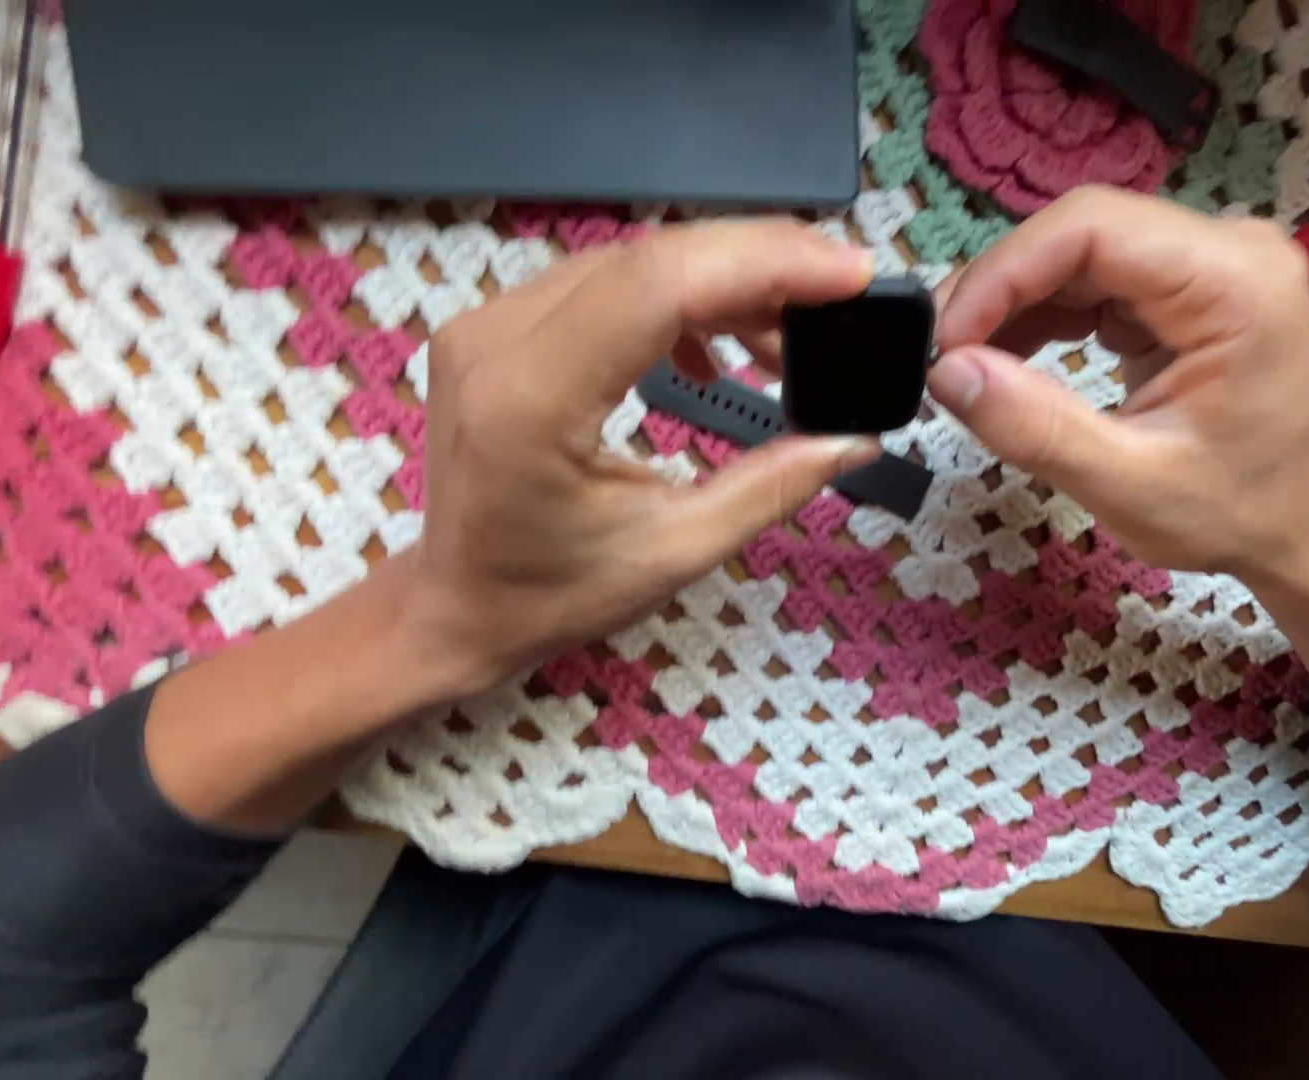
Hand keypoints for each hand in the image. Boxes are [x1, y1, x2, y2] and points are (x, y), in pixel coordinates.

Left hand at [399, 223, 881, 697]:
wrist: (454, 606)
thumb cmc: (554, 596)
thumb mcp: (677, 552)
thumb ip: (771, 488)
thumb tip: (854, 439)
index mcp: (533, 400)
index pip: (660, 286)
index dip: (765, 264)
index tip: (850, 277)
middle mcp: (498, 337)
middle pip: (652, 258)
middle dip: (763, 263)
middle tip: (842, 296)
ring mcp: (490, 322)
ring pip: (635, 264)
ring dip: (726, 285)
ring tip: (790, 340)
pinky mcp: (502, 327)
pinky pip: (609, 287)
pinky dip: (679, 303)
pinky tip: (715, 354)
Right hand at [927, 186, 1308, 576]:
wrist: (1279, 532)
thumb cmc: (1226, 515)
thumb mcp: (1125, 485)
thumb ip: (1036, 427)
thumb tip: (944, 371)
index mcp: (1236, 284)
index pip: (1094, 229)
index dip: (1003, 273)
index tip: (945, 339)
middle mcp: (1224, 252)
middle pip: (1080, 234)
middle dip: (998, 289)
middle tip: (938, 354)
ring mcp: (1200, 267)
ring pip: (1074, 255)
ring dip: (1008, 304)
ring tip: (959, 362)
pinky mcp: (1174, 292)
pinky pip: (1086, 285)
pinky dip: (1033, 319)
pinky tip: (999, 360)